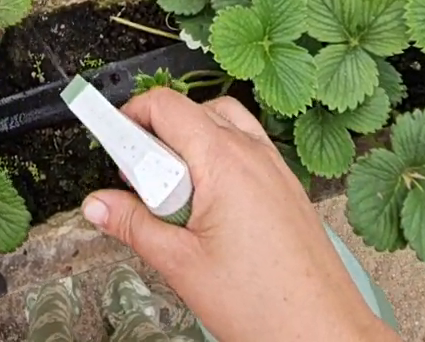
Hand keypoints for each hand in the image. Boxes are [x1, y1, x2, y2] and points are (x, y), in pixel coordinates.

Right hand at [82, 91, 398, 341]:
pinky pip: (244, 144)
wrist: (329, 338)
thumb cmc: (265, 306)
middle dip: (156, 134)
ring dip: (190, 139)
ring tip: (176, 189)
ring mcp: (273, 165)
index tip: (110, 139)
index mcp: (222, 160)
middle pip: (190, 110)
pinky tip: (209, 202)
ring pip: (220, 121)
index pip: (165, 105)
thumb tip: (96, 204)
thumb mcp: (181, 265)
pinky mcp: (285, 184)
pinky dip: (217, 154)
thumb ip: (133, 225)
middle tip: (140, 181)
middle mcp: (250, 151)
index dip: (130, 115)